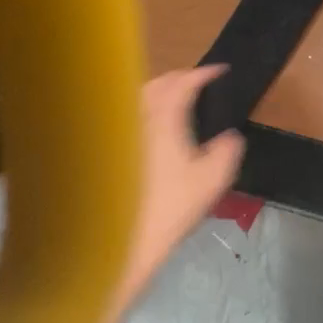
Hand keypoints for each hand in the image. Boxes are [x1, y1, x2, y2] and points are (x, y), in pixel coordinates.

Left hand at [119, 65, 244, 302]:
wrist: (109, 250)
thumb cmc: (166, 210)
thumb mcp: (211, 181)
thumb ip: (227, 151)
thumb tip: (228, 136)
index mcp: (162, 118)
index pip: (183, 82)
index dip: (204, 73)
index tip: (221, 71)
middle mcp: (131, 119)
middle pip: (153, 85)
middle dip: (177, 79)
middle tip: (197, 85)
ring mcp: (107, 138)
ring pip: (131, 102)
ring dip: (154, 95)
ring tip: (171, 105)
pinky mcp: (93, 156)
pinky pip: (117, 121)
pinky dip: (135, 116)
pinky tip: (143, 133)